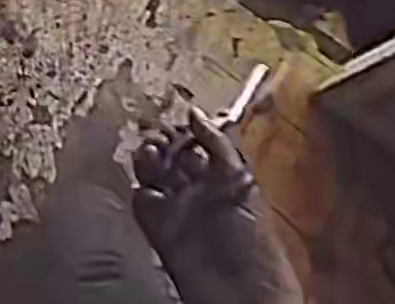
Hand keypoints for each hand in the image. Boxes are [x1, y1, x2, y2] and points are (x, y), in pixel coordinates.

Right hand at [132, 107, 303, 303]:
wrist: (244, 300)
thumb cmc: (253, 243)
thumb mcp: (242, 186)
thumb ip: (218, 146)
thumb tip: (193, 110)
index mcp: (218, 178)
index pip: (192, 143)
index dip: (181, 129)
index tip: (172, 116)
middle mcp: (194, 189)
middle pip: (168, 153)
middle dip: (159, 139)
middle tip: (154, 133)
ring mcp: (174, 207)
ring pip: (150, 170)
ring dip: (147, 158)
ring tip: (151, 156)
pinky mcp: (158, 227)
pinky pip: (141, 198)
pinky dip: (140, 187)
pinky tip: (148, 182)